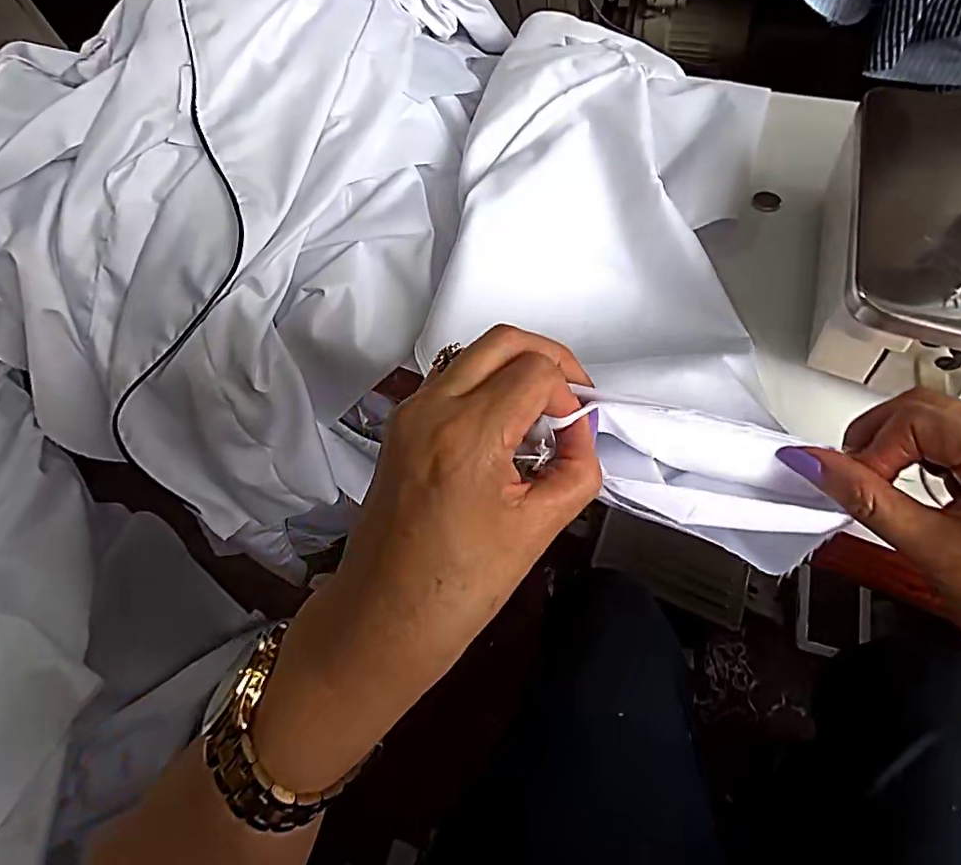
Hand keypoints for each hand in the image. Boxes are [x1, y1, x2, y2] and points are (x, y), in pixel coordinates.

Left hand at [255, 325, 601, 789]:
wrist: (382, 620)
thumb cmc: (456, 588)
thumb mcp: (542, 527)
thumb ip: (578, 466)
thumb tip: (579, 430)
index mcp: (466, 436)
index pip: (537, 372)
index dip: (569, 395)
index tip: (572, 434)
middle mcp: (431, 410)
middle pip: (505, 339)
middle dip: (550, 358)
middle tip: (571, 394)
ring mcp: (410, 412)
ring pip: (477, 351)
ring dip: (518, 367)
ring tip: (540, 414)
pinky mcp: (402, 423)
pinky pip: (456, 375)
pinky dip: (491, 383)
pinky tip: (506, 426)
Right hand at [779, 388, 960, 735]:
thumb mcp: (939, 559)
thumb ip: (870, 502)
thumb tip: (821, 464)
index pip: (924, 419)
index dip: (874, 445)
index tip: (846, 476)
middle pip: (936, 411)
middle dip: (883, 436)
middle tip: (851, 473)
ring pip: (952, 428)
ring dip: (906, 449)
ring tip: (880, 485)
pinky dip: (933, 465)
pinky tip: (919, 493)